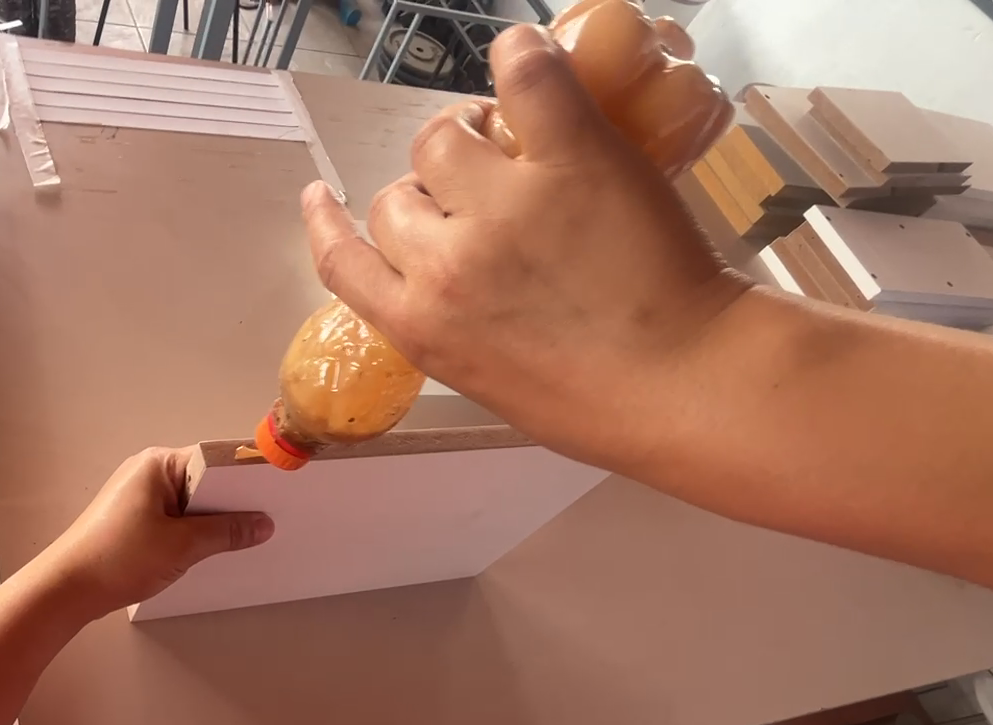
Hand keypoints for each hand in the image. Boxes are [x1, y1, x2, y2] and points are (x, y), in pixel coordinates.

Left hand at [36, 447, 273, 615]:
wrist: (67, 589)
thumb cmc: (120, 557)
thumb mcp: (181, 546)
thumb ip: (226, 532)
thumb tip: (263, 524)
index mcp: (158, 464)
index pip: (214, 459)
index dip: (246, 477)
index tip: (276, 493)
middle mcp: (148, 472)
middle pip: (204, 481)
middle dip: (232, 504)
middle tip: (269, 521)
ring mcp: (139, 496)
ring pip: (191, 504)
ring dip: (212, 522)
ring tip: (245, 540)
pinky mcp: (134, 519)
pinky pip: (175, 519)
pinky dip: (193, 533)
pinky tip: (210, 551)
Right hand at [302, 24, 749, 470]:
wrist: (673, 384)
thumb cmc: (577, 400)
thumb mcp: (475, 374)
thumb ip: (439, 320)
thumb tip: (437, 272)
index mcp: (415, 325)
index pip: (340, 261)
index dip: (324, 223)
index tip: (320, 197)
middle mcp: (441, 264)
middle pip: (393, 198)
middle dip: (422, 195)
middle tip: (468, 192)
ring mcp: (501, 208)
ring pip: (440, 140)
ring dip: (460, 137)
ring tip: (501, 139)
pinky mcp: (569, 160)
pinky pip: (525, 81)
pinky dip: (517, 58)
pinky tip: (518, 57)